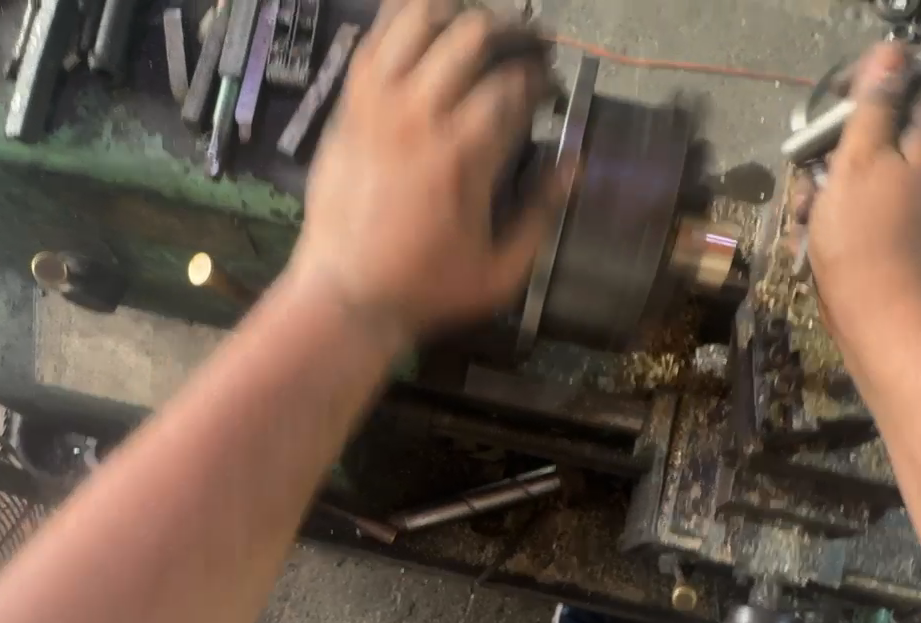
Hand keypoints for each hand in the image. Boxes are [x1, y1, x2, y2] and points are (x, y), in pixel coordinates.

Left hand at [282, 0, 553, 345]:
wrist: (348, 297)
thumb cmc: (425, 291)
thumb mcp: (500, 273)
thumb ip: (540, 215)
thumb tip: (572, 165)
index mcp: (465, 155)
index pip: (516, 83)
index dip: (542, 79)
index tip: (550, 93)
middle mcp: (421, 115)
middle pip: (475, 35)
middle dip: (513, 36)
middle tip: (526, 53)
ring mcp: (378, 105)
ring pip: (420, 19)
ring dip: (458, 16)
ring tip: (477, 33)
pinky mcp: (349, 108)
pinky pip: (375, 39)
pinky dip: (404, 23)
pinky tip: (425, 34)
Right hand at [809, 45, 920, 344]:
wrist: (877, 313)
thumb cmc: (865, 236)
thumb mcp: (859, 161)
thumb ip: (873, 105)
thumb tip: (890, 52)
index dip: (881, 76)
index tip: (840, 98)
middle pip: (880, 127)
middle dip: (836, 143)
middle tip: (812, 166)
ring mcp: (909, 198)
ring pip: (859, 169)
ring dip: (824, 185)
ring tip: (806, 212)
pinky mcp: (888, 229)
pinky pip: (856, 205)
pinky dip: (830, 215)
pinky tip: (810, 236)